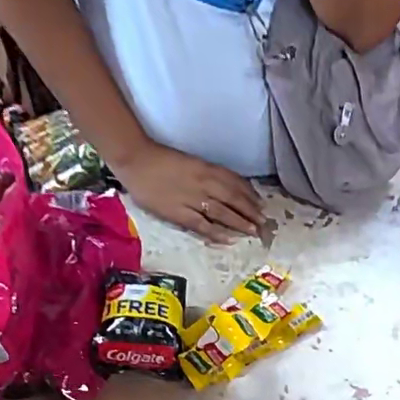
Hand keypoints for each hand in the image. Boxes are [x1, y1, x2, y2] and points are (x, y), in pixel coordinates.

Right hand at [114, 141, 265, 243]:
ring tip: (253, 231)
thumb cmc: (161, 160)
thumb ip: (208, 175)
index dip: (250, 195)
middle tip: (264, 222)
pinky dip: (217, 233)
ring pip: (222, 213)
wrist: (136, 160)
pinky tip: (230, 239)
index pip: (234, 183)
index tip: (261, 205)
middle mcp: (203, 183)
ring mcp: (192, 199)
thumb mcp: (191, 163)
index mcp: (206, 168)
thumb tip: (227, 188)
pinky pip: (202, 225)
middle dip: (250, 211)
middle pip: (233, 199)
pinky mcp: (179, 213)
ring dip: (240, 223)